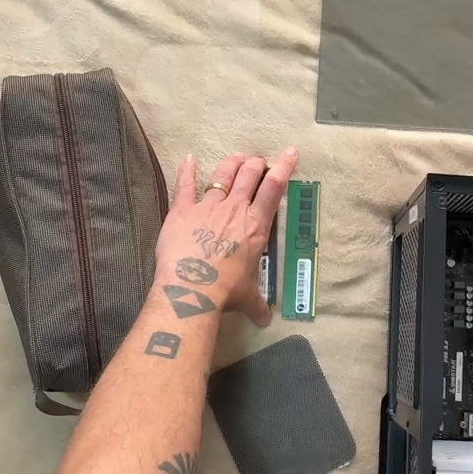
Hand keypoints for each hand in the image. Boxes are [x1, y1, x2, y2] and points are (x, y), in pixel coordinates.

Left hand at [152, 149, 297, 327]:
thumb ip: (257, 304)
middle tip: (258, 161)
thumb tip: (265, 320)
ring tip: (236, 157)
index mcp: (256, 226)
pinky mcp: (182, 210)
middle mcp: (235, 210)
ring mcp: (208, 207)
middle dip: (256, 165)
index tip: (289, 153)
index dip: (284, 169)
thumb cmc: (226, 291)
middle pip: (249, 177)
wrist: (193, 288)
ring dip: (231, 164)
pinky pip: (185, 185)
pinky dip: (186, 170)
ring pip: (222, 176)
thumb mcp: (247, 297)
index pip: (273, 190)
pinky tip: (188, 158)